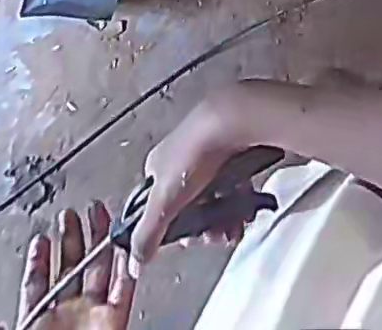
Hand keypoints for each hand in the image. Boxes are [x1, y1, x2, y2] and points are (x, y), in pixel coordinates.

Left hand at [16, 202, 133, 329]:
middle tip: (71, 213)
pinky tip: (124, 241)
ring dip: (101, 238)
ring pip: (100, 268)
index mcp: (41, 323)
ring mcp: (93, 316)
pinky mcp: (116, 319)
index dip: (39, 259)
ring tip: (98, 211)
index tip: (41, 236)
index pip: (38, 284)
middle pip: (72, 267)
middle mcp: (69, 316)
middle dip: (72, 237)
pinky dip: (126, 263)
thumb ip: (11, 328)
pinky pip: (124, 286)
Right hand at [125, 91, 253, 269]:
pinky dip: (239, 199)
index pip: (159, 209)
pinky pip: (232, 185)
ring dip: (225, 217)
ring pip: (214, 198)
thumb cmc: (194, 153)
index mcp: (156, 166)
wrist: (229, 122)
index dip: (175, 229)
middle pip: (190, 208)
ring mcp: (205, 155)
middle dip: (206, 227)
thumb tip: (134, 260)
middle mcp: (178, 159)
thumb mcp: (163, 201)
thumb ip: (146, 234)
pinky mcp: (229, 153)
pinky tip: (246, 206)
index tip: (190, 239)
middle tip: (218, 234)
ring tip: (237, 223)